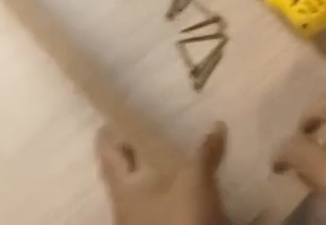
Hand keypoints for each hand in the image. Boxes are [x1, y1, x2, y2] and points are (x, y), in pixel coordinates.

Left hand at [97, 122, 229, 224]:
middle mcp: (125, 204)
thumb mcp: (195, 180)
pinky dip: (165, 183)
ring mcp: (139, 219)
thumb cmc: (181, 218)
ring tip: (168, 143)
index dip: (110, 132)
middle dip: (132, 146)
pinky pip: (157, 199)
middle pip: (123, 168)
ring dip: (151, 165)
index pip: (107, 153)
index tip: (116, 111)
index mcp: (124, 188)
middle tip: (148, 119)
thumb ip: (204, 151)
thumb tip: (217, 124)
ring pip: (140, 185)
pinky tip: (181, 175)